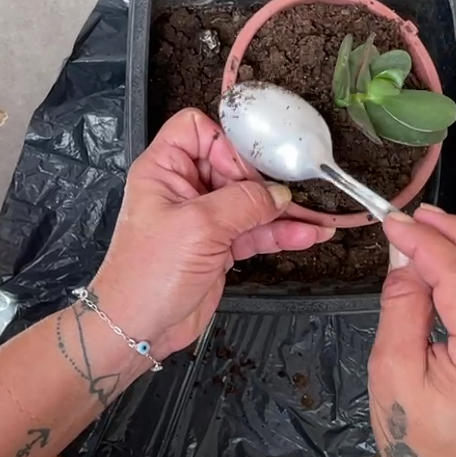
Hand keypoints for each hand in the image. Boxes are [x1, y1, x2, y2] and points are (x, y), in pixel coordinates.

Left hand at [90, 108, 332, 357]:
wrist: (137, 327)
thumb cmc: (146, 274)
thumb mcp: (198, 227)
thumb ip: (243, 203)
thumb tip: (278, 193)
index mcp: (163, 169)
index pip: (197, 129)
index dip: (226, 142)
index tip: (248, 167)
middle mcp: (182, 189)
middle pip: (232, 165)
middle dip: (265, 179)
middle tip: (292, 193)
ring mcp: (201, 219)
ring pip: (249, 202)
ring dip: (283, 211)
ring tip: (318, 218)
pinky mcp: (217, 247)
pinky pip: (254, 231)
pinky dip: (280, 233)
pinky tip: (307, 235)